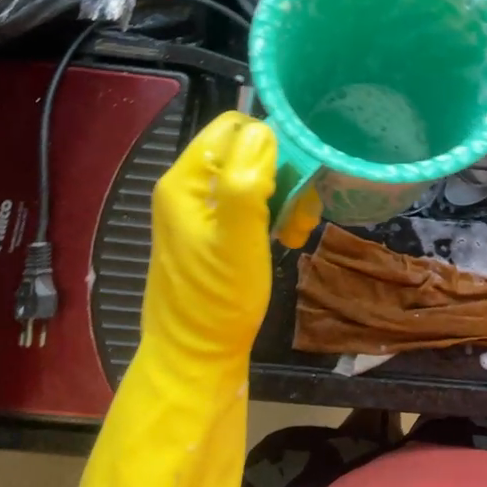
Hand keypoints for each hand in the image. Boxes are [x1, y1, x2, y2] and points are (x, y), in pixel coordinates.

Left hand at [142, 110, 277, 358]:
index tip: (293, 177)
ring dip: (285, 196)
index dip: (270, 142)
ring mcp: (200, 209)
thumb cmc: (217, 300)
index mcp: (185, 180)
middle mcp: (189, 186)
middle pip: (247, 150)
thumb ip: (245, 181)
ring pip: (255, 176)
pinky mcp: (214, 229)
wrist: (197, 360)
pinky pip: (251, 202)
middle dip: (283, 174)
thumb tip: (264, 133)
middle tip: (301, 212)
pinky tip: (287, 238)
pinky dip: (274, 214)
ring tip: (297, 231)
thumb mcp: (237, 239)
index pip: (233, 126)